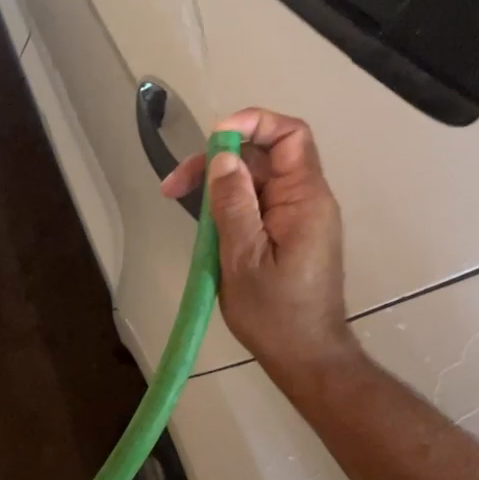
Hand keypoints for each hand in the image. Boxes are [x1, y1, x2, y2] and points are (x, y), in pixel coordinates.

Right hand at [162, 108, 356, 378]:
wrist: (305, 356)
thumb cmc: (275, 314)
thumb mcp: (244, 258)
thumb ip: (234, 204)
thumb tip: (224, 157)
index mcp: (305, 199)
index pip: (289, 135)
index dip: (253, 123)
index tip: (212, 139)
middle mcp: (306, 200)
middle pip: (263, 158)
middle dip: (216, 162)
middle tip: (172, 186)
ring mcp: (297, 219)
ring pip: (255, 182)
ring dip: (216, 187)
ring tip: (177, 202)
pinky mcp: (286, 236)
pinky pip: (256, 206)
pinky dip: (226, 207)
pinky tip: (202, 225)